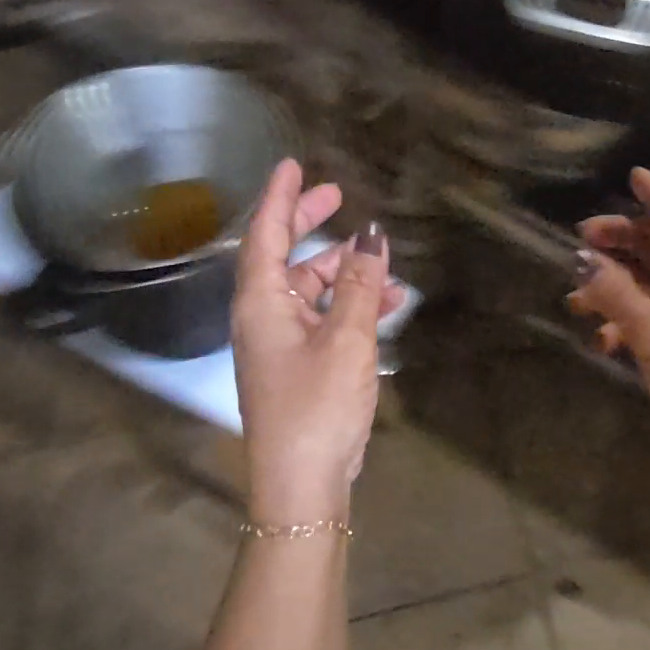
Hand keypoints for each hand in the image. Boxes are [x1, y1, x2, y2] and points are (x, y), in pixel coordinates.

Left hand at [232, 159, 401, 524]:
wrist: (302, 484)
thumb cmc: (318, 405)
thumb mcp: (348, 339)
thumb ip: (362, 284)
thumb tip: (372, 235)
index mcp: (261, 303)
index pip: (265, 235)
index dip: (280, 198)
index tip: (294, 165)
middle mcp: (262, 317)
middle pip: (284, 257)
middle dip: (310, 225)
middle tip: (338, 196)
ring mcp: (279, 344)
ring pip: (310, 291)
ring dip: (345, 273)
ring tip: (384, 262)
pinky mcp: (298, 367)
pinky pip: (323, 320)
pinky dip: (351, 307)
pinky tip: (389, 306)